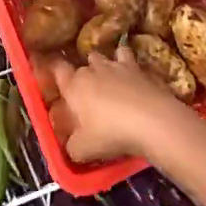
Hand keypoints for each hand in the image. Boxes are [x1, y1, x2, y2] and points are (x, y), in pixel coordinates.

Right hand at [51, 45, 192, 162]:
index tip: (54, 76)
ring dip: (102, 64)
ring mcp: (116, 65)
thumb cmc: (110, 134)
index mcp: (74, 86)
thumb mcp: (82, 149)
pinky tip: (128, 69)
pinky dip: (124, 59)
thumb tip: (71, 145)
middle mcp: (92, 70)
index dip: (54, 71)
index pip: (58, 70)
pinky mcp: (138, 67)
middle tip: (85, 90)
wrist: (151, 120)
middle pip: (82, 63)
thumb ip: (71, 145)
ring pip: (103, 56)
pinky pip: (126, 55)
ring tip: (106, 76)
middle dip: (82, 73)